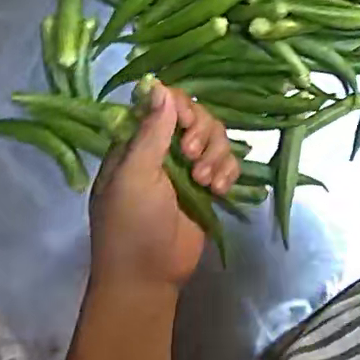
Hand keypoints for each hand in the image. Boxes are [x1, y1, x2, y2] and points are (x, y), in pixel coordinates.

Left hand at [88, 84, 238, 290]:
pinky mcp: (209, 185)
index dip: (181, 109)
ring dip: (217, 157)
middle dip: (202, 136)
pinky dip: (228, 173)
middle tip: (192, 159)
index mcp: (136, 143)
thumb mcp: (135, 176)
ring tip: (206, 183)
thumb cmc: (130, 224)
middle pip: (197, 118)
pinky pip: (229, 163)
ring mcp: (187, 168)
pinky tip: (219, 191)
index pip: (164, 104)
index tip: (185, 126)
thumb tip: (158, 84)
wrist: (149, 275)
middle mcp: (163, 149)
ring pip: (217, 139)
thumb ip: (151, 131)